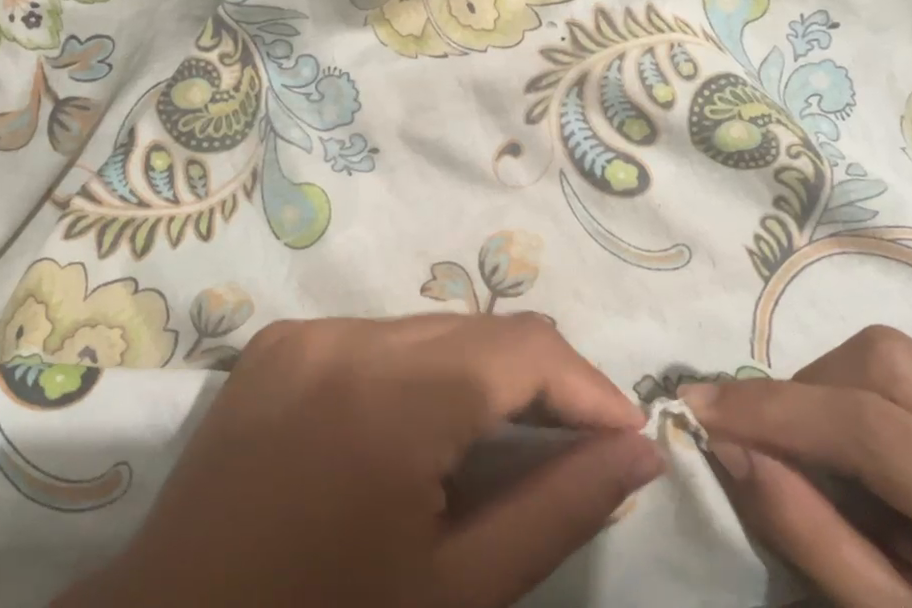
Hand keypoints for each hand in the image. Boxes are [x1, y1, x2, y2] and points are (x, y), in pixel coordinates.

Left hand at [59, 314, 663, 607]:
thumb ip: (559, 508)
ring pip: (430, 330)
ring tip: (495, 449)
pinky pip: (375, 339)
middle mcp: (344, 337)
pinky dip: (419, 373)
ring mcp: (301, 334)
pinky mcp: (273, 346)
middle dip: (539, 383)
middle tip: (573, 450)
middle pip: (478, 332)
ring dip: (479, 376)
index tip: (626, 438)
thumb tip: (638, 451)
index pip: (524, 347)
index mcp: (391, 395)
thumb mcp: (458, 588)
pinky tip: (417, 434)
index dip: (589, 387)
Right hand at [682, 326, 911, 607]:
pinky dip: (861, 387)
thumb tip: (727, 445)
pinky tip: (864, 443)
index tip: (698, 408)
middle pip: (886, 362)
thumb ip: (808, 534)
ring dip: (829, 384)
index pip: (876, 431)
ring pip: (896, 350)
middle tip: (761, 439)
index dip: (776, 411)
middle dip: (803, 389)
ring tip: (815, 446)